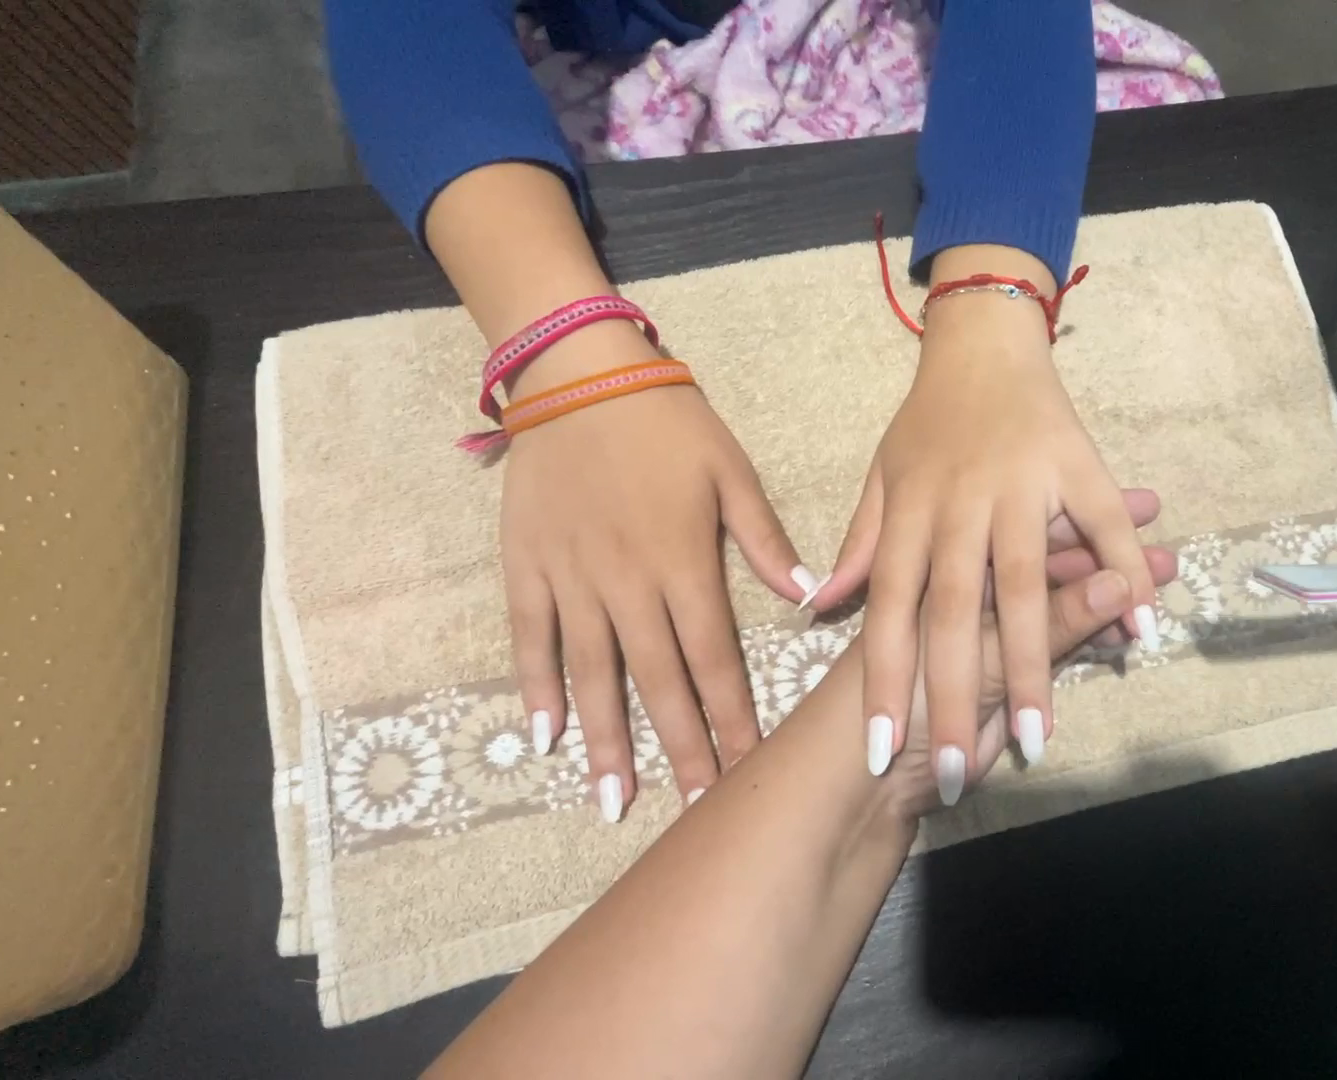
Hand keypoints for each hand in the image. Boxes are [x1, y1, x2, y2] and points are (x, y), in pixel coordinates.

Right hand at [501, 324, 817, 820]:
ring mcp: (572, 580)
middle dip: (681, 747)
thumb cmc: (668, 424)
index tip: (747, 770)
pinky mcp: (527, 568)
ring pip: (594, 673)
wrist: (579, 377)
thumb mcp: (732, 472)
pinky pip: (531, 638)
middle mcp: (629, 585)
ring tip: (614, 799)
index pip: (715, 660)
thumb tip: (809, 594)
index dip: (732, 718)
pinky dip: (537, 686)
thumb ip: (767, 540)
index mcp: (685, 564)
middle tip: (692, 807)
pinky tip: (544, 735)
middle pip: (660, 682)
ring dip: (607, 738)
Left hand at [809, 247, 1157, 804]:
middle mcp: (959, 503)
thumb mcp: (881, 477)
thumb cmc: (930, 420)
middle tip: (956, 771)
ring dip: (1035, 664)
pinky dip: (1125, 577)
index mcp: (910, 510)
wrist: (983, 343)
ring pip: (1026, 583)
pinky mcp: (1077, 467)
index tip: (878, 749)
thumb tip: (817, 605)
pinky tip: (1139, 638)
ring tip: (1039, 738)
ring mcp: (1020, 485)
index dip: (882, 677)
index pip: (890, 605)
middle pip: (955, 609)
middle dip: (955, 695)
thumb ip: (858, 543)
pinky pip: (1103, 528)